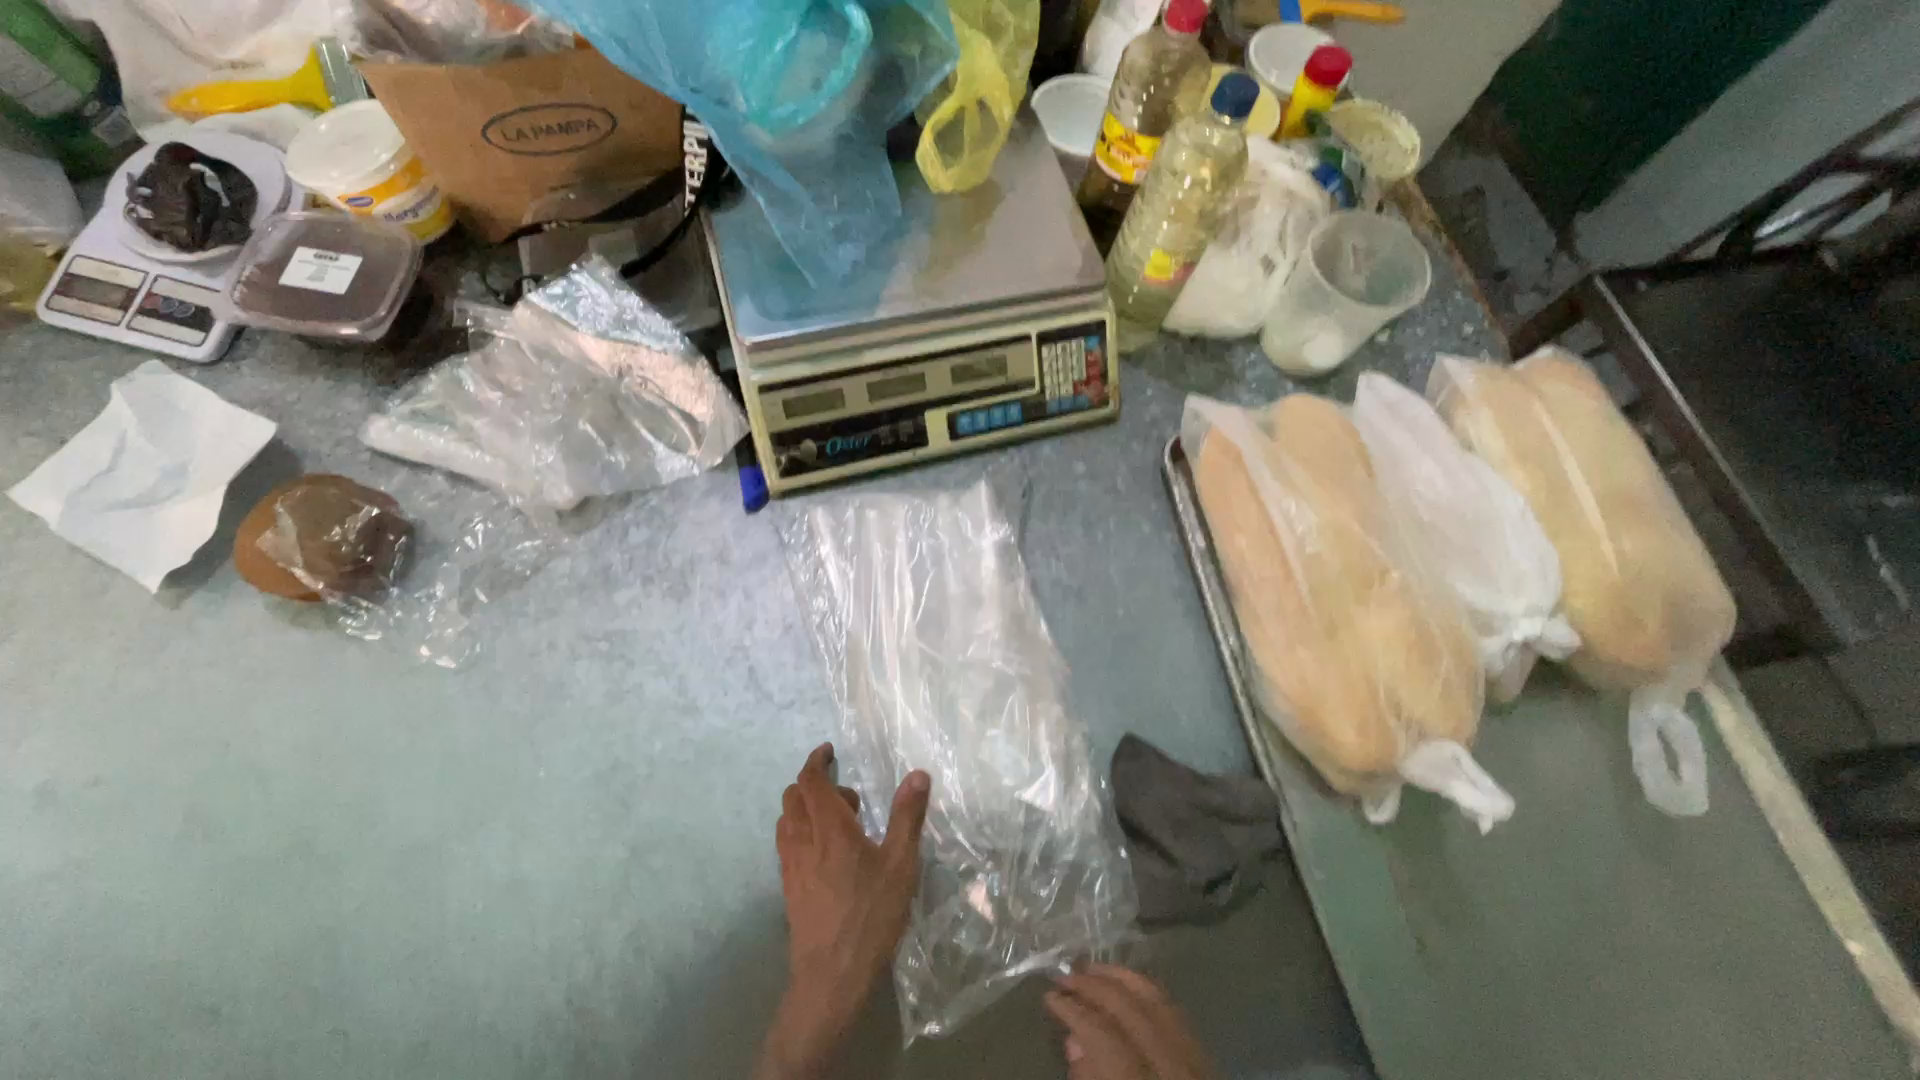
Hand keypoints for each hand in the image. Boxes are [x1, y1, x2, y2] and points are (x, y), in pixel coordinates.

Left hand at [755, 742, 930, 1079]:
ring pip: (786, 820)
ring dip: (806, 809)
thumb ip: (907, 816)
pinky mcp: (788, 888)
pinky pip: (786, 844)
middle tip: (852, 801)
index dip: (816, 761)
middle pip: (792, 796)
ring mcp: (790, 866)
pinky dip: (802, 832)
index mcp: (829, 828)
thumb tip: (917, 774)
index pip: (810, 781)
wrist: (831, 976)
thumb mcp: (901, 865)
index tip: (829, 751)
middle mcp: (802, 840)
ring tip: (840, 825)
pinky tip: (828, 856)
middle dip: (816, 785)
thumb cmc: (871, 916)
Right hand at [1045, 966, 1214, 1079]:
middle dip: (1096, 987)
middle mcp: (1176, 1073)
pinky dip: (1151, 996)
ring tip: (1093, 971)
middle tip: (1064, 976)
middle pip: (1135, 1014)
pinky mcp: (1211, 1068)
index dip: (1074, 1011)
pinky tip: (1130, 990)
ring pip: (1162, 1006)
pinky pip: (1178, 1018)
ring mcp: (1201, 1068)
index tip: (1049, 997)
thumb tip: (1075, 1044)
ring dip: (1124, 981)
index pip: (1105, 1037)